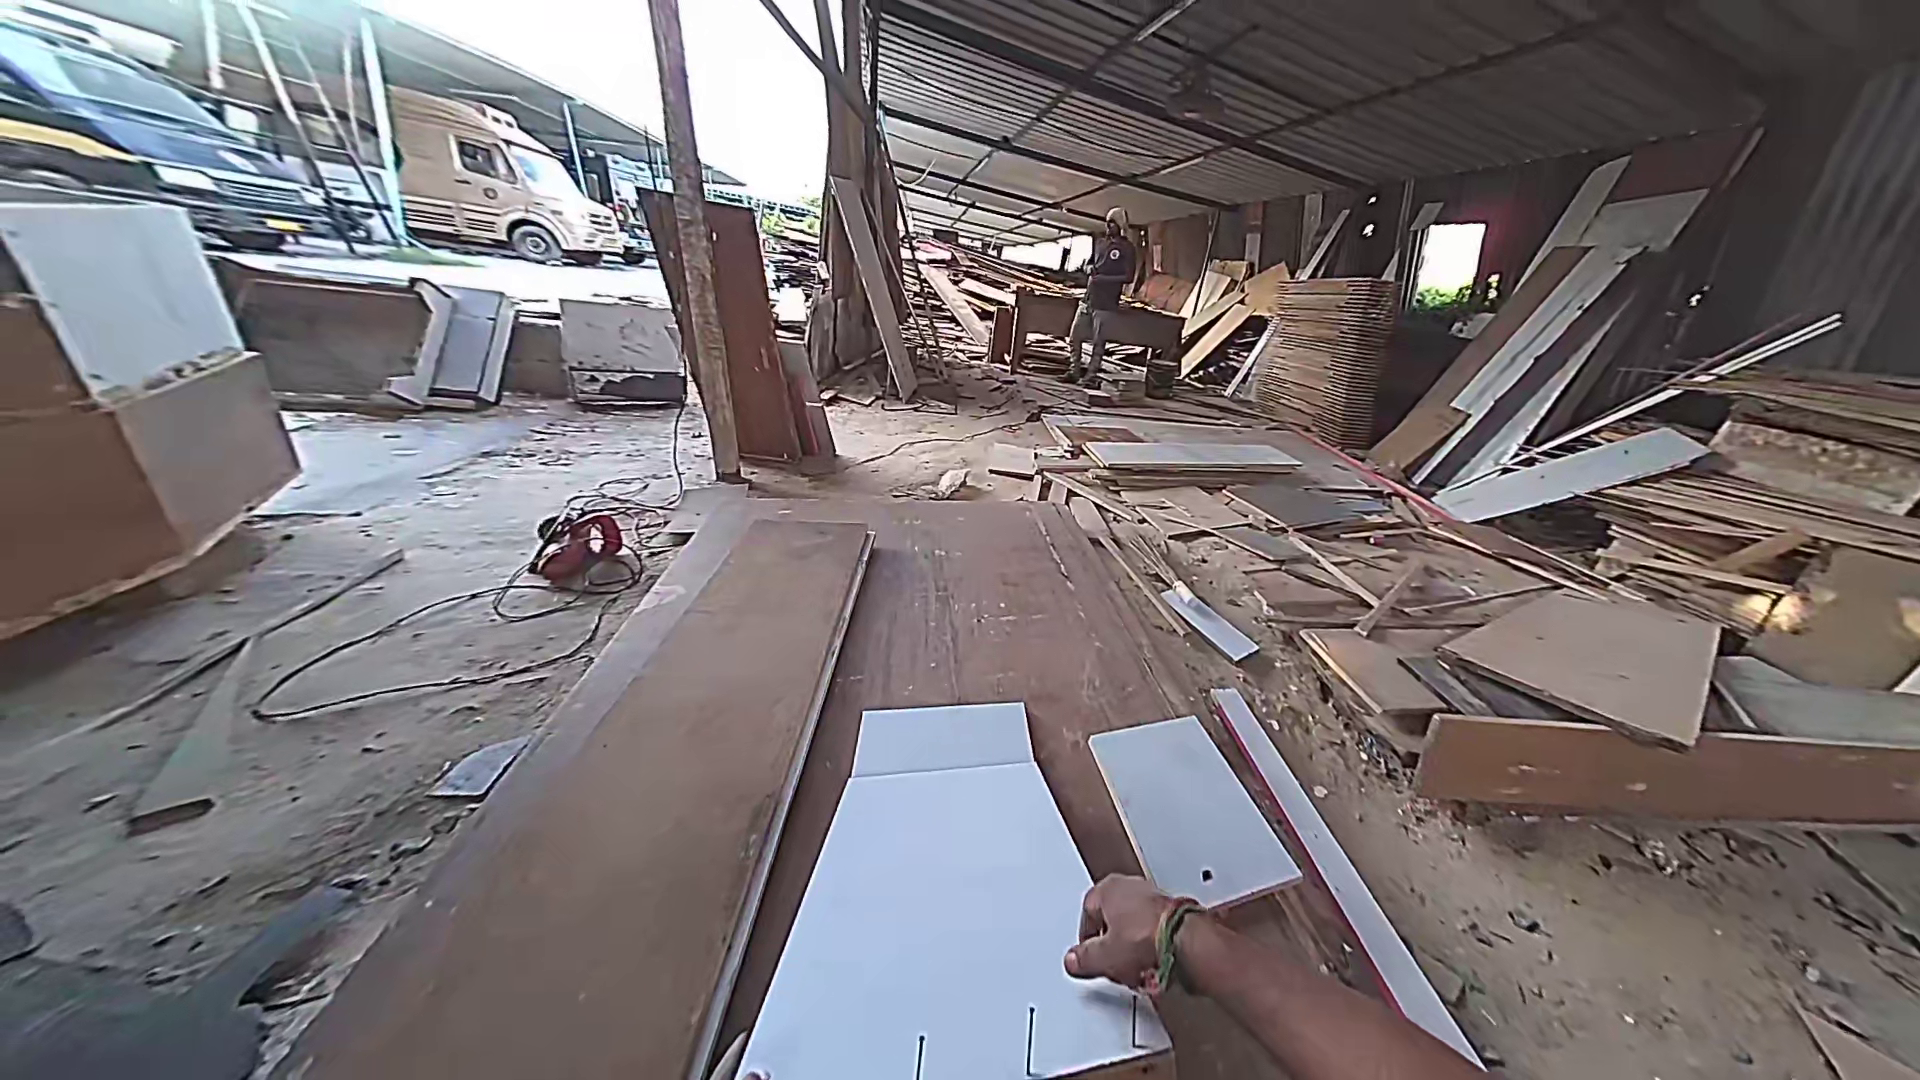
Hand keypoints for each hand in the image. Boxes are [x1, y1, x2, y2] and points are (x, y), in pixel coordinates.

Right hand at [1064, 874, 1177, 986]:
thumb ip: (1085, 958)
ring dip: (1131, 944)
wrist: (1185, 941)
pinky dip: (1150, 944)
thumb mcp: (1106, 956)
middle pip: (1111, 916)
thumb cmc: (1145, 937)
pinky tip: (1153, 962)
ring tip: (1135, 967)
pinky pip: (1153, 929)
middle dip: (1111, 942)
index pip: (1087, 912)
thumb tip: (1073, 960)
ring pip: (1133, 923)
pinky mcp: (1171, 911)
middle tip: (1112, 963)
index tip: (1089, 956)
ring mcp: (1151, 896)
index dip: (1087, 938)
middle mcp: (1128, 886)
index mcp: (1107, 888)